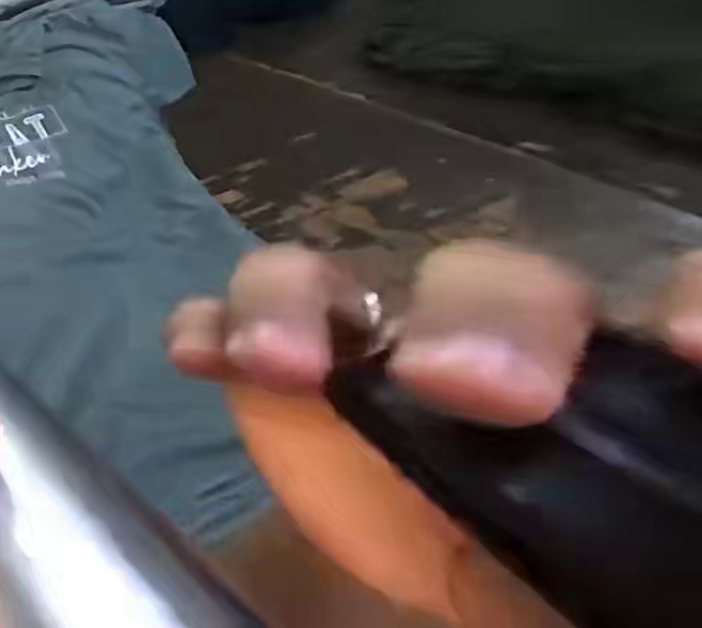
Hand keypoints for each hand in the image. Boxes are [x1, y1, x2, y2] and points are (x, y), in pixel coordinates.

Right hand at [165, 241, 701, 622]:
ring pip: (324, 276)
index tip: (690, 350)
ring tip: (276, 365)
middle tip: (457, 388)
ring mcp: (362, 335)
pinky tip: (198, 356)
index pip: (683, 293)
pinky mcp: (271, 356)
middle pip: (487, 278)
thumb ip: (672, 550)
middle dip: (472, 315)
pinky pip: (221, 314)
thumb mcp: (655, 573)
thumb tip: (675, 554)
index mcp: (625, 375)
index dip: (692, 295)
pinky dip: (206, 323)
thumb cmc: (582, 576)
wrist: (446, 568)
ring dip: (290, 303)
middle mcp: (488, 329)